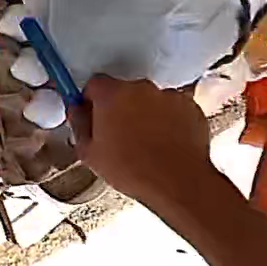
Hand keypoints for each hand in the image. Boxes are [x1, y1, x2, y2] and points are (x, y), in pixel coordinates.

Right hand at [73, 76, 220, 209]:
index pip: (94, 84)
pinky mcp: (189, 107)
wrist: (177, 181)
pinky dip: (166, 120)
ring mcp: (167, 96)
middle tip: (115, 134)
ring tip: (141, 143)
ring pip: (148, 100)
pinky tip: (161, 142)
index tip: (90, 110)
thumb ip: (79, 125)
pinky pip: (171, 108)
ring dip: (143, 114)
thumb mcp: (89, 153)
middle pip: (122, 90)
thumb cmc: (135, 169)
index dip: (90, 99)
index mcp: (112, 95)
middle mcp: (140, 89)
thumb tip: (77, 114)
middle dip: (117, 108)